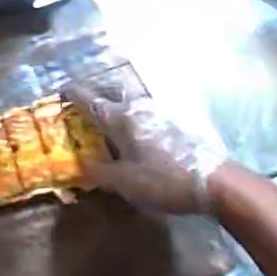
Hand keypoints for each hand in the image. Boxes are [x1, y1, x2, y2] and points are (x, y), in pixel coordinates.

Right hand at [65, 85, 229, 215]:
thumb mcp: (124, 182)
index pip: (88, 100)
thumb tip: (79, 168)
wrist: (217, 183)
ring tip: (106, 123)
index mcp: (119, 118)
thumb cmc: (164, 179)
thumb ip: (99, 173)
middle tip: (82, 107)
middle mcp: (136, 109)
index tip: (59, 92)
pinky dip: (132, 120)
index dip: (71, 95)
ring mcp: (158, 115)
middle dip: (94, 96)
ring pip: (129, 104)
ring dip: (115, 108)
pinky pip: (143, 115)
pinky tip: (133, 136)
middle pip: (110, 94)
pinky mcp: (174, 126)